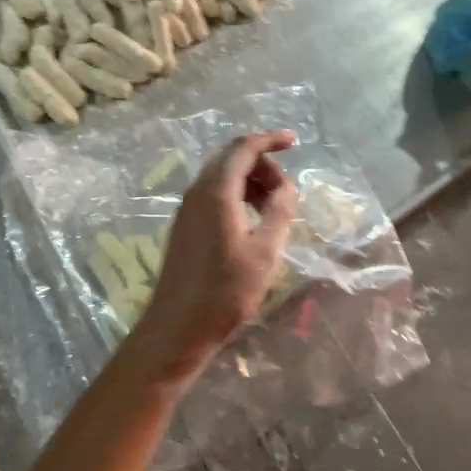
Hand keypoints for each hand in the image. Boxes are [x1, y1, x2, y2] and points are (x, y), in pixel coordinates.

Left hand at [128, 130, 298, 382]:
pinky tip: (253, 222)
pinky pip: (215, 194)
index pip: (243, 148)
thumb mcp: (264, 253)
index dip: (269, 140)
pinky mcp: (186, 225)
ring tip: (274, 209)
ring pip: (223, 176)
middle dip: (263, 164)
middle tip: (286, 191)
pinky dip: (238, 195)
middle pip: (232, 158)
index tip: (294, 141)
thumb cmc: (224, 292)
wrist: (176, 330)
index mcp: (216, 192)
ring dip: (251, 181)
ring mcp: (188, 209)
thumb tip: (287, 187)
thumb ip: (279, 212)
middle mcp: (198, 192)